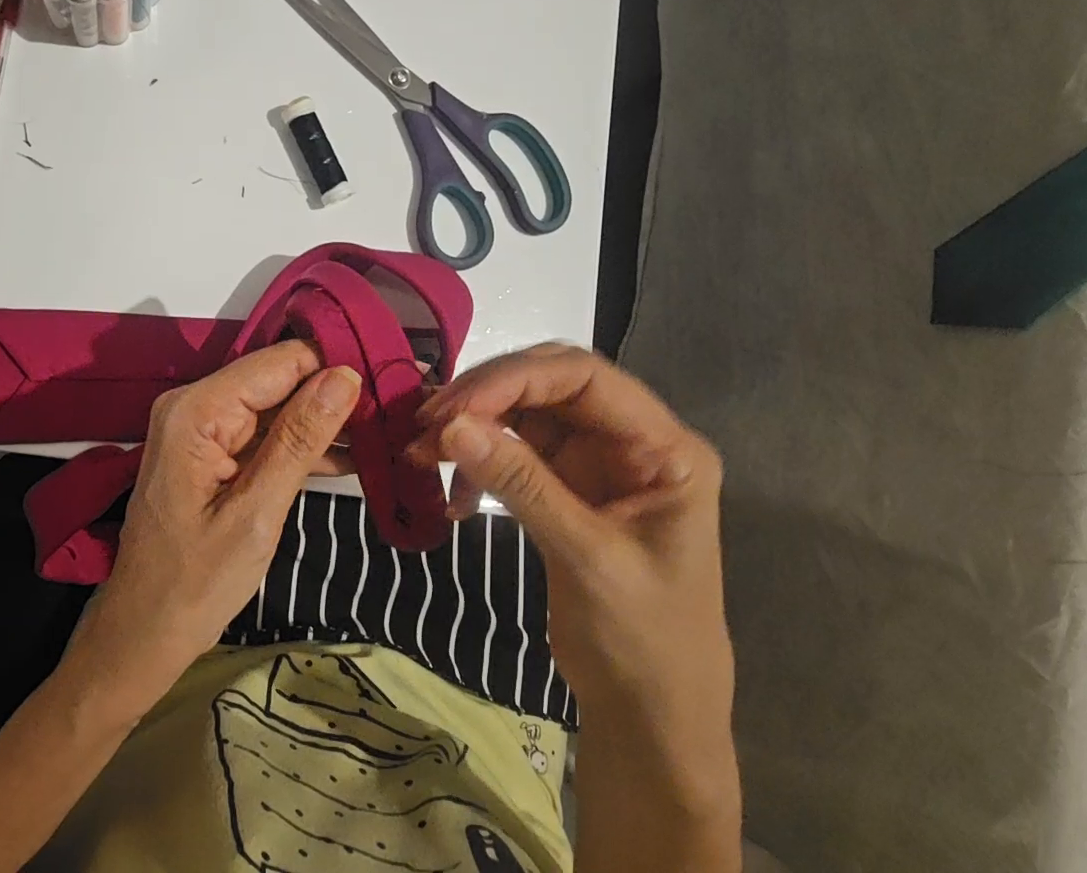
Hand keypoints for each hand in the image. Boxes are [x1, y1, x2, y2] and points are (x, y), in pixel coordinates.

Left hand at [69, 341, 361, 709]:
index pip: (280, 361)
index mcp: (197, 411)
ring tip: (385, 436)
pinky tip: (349, 459)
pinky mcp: (211, 453)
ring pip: (278, 407)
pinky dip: (301, 447)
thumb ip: (300, 440)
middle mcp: (194, 406)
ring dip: (325, 423)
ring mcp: (201, 429)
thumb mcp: (257, 512)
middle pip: (279, 380)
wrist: (146, 630)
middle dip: (335, 395)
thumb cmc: (196, 583)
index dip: (335, 366)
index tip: (390, 382)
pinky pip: (264, 435)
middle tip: (396, 414)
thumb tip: (345, 377)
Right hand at [411, 345, 734, 779]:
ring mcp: (596, 463)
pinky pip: (512, 453)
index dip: (514, 379)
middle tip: (426, 424)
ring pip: (523, 415)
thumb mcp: (586, 557)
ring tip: (422, 455)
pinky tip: (451, 499)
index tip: (451, 408)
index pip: (585, 378)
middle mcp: (631, 441)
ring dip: (471, 428)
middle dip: (486, 397)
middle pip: (551, 385)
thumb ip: (522, 484)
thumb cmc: (642, 638)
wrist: (650, 708)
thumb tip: (451, 426)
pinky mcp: (565, 487)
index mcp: (664, 448)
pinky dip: (476, 464)